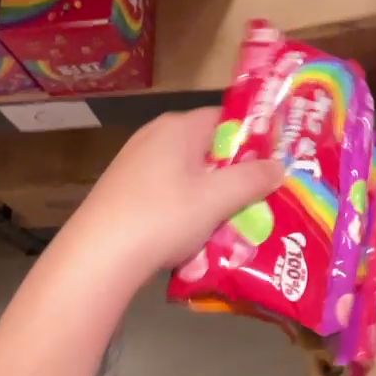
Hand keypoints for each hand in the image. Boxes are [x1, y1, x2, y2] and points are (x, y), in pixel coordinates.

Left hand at [57, 108, 283, 283]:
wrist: (96, 258)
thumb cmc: (163, 217)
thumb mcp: (218, 199)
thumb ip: (253, 179)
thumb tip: (279, 166)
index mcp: (179, 126)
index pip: (227, 118)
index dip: (252, 139)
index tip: (271, 165)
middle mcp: (155, 134)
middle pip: (208, 146)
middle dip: (233, 172)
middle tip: (256, 198)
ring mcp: (135, 161)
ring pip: (188, 172)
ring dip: (210, 194)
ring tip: (228, 221)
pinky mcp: (123, 188)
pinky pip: (167, 189)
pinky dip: (185, 206)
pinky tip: (191, 233)